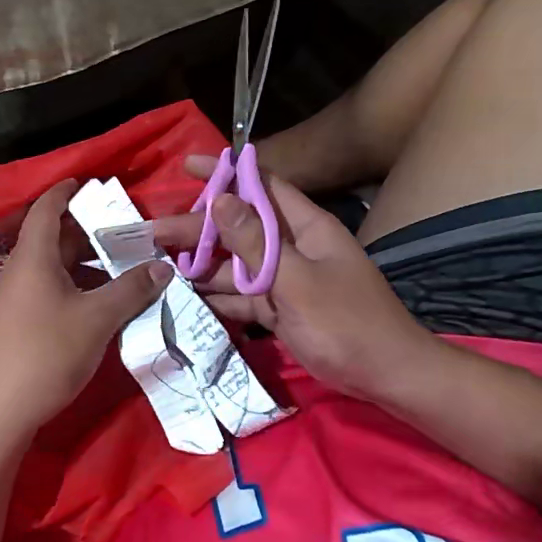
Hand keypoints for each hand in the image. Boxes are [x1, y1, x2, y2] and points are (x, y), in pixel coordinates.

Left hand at [0, 180, 171, 449]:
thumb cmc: (44, 353)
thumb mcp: (96, 319)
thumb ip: (131, 289)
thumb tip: (163, 266)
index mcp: (33, 258)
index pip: (46, 209)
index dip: (65, 192)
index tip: (88, 182)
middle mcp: (21, 272)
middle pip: (54, 239)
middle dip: (90, 232)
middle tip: (128, 232)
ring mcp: (18, 302)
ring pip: (56, 270)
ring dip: (89, 265)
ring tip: (126, 267)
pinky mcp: (20, 327)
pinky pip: (54, 293)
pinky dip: (80, 289)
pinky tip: (105, 305)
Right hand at [155, 156, 436, 400]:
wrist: (386, 375)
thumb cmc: (346, 323)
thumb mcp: (298, 281)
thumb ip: (257, 243)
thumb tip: (222, 199)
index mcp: (307, 227)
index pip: (262, 186)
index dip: (226, 173)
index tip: (188, 166)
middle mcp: (296, 246)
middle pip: (242, 228)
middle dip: (201, 228)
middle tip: (155, 232)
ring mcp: (289, 279)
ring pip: (240, 265)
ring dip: (205, 265)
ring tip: (161, 267)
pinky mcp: (284, 309)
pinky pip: (246, 297)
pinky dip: (221, 298)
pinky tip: (188, 300)